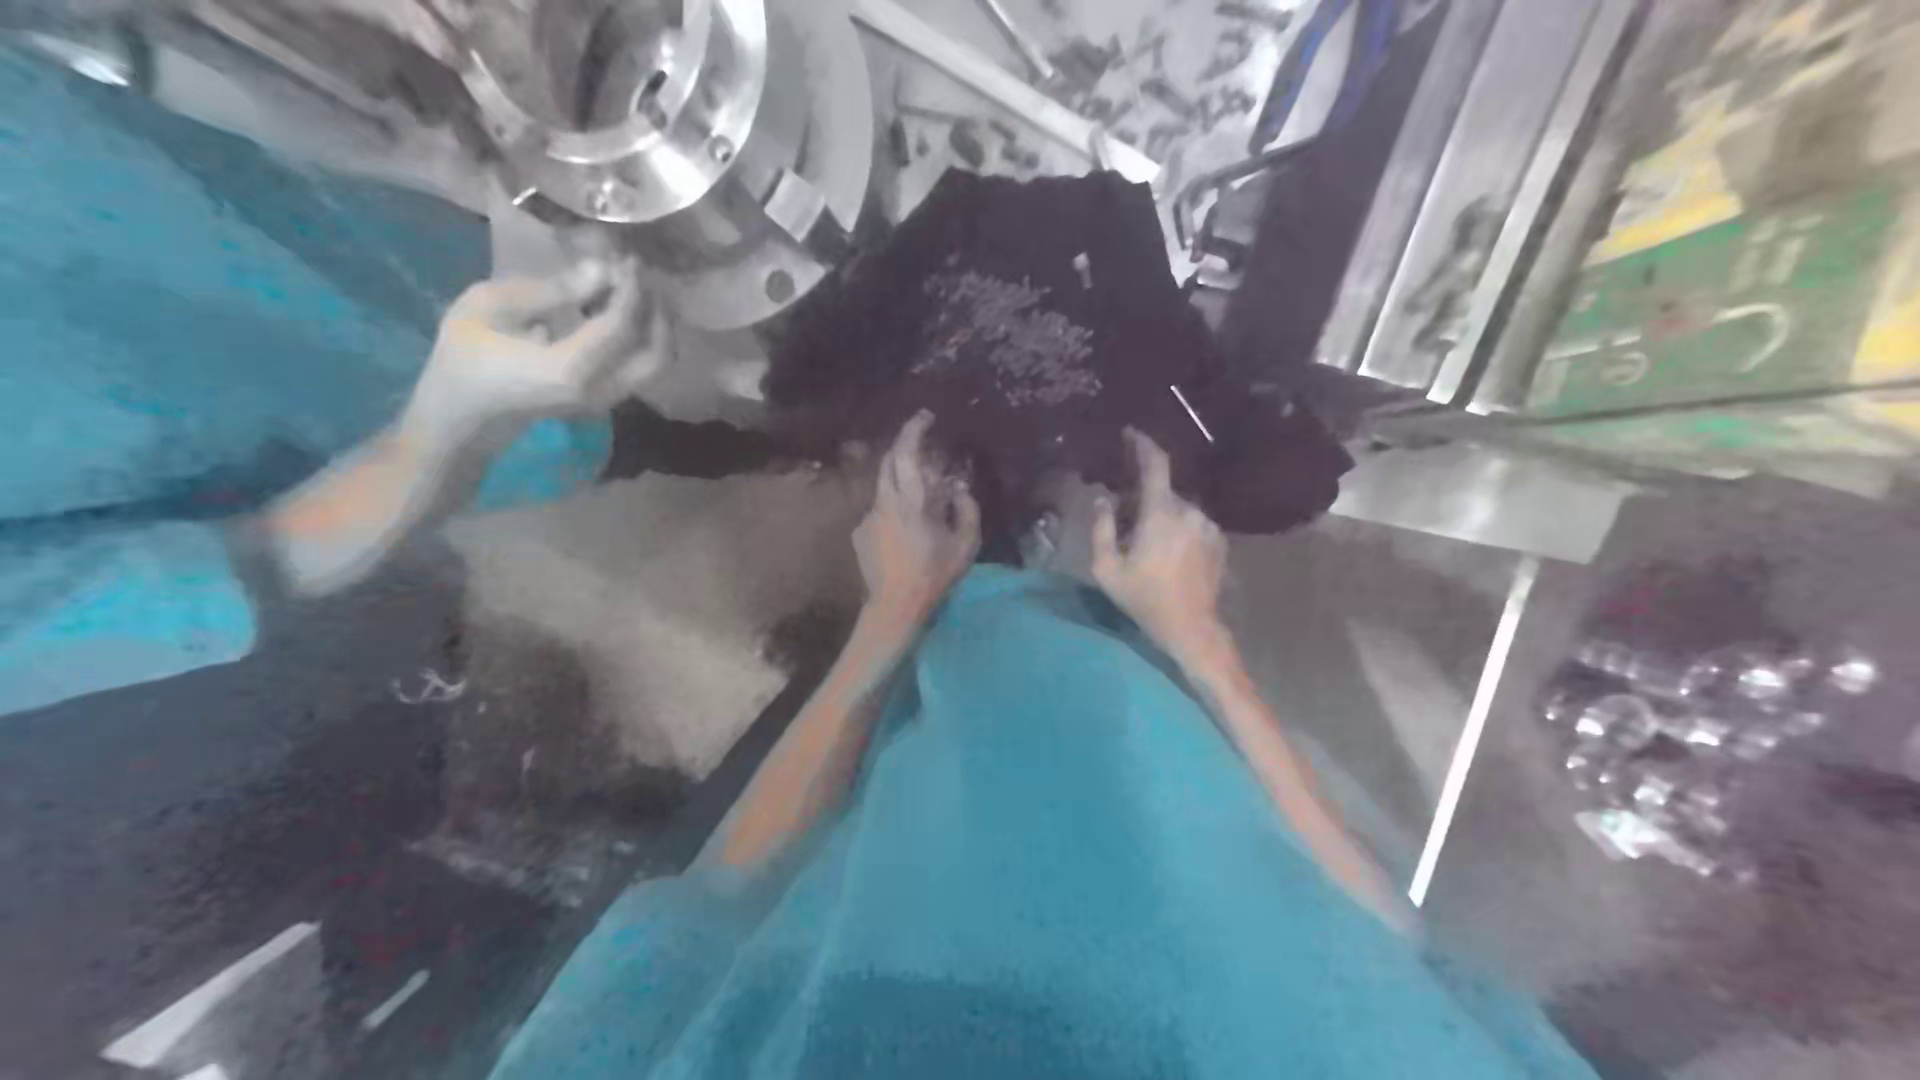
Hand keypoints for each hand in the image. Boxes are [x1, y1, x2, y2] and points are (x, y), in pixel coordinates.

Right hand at [403, 260, 656, 449]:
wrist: (464, 415)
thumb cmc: (464, 355)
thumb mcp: (491, 307)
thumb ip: (553, 290)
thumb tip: (601, 270)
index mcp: (569, 368)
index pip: (621, 326)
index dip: (632, 290)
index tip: (630, 261)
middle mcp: (599, 389)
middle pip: (658, 354)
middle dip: (659, 313)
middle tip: (645, 279)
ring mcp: (606, 401)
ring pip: (655, 366)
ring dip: (657, 329)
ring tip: (640, 292)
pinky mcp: (605, 401)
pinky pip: (640, 370)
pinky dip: (644, 341)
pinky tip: (625, 313)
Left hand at [854, 410, 980, 624]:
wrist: (894, 607)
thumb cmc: (933, 577)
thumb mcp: (965, 546)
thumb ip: (968, 511)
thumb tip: (960, 488)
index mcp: (911, 502)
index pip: (905, 453)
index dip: (913, 429)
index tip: (925, 417)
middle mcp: (884, 502)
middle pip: (888, 461)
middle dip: (905, 448)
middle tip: (924, 449)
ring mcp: (868, 517)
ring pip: (884, 487)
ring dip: (901, 483)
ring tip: (921, 506)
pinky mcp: (859, 532)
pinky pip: (879, 510)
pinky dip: (894, 510)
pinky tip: (905, 533)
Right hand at [1092, 428, 1229, 661]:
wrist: (1191, 628)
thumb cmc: (1144, 599)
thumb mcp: (1107, 568)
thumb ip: (1102, 528)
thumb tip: (1103, 499)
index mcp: (1161, 513)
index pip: (1155, 464)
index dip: (1142, 444)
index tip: (1130, 433)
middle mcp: (1190, 511)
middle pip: (1162, 491)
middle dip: (1142, 498)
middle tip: (1123, 519)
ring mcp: (1209, 526)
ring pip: (1178, 509)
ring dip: (1161, 516)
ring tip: (1146, 543)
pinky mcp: (1219, 541)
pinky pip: (1193, 524)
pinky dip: (1178, 529)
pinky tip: (1168, 554)